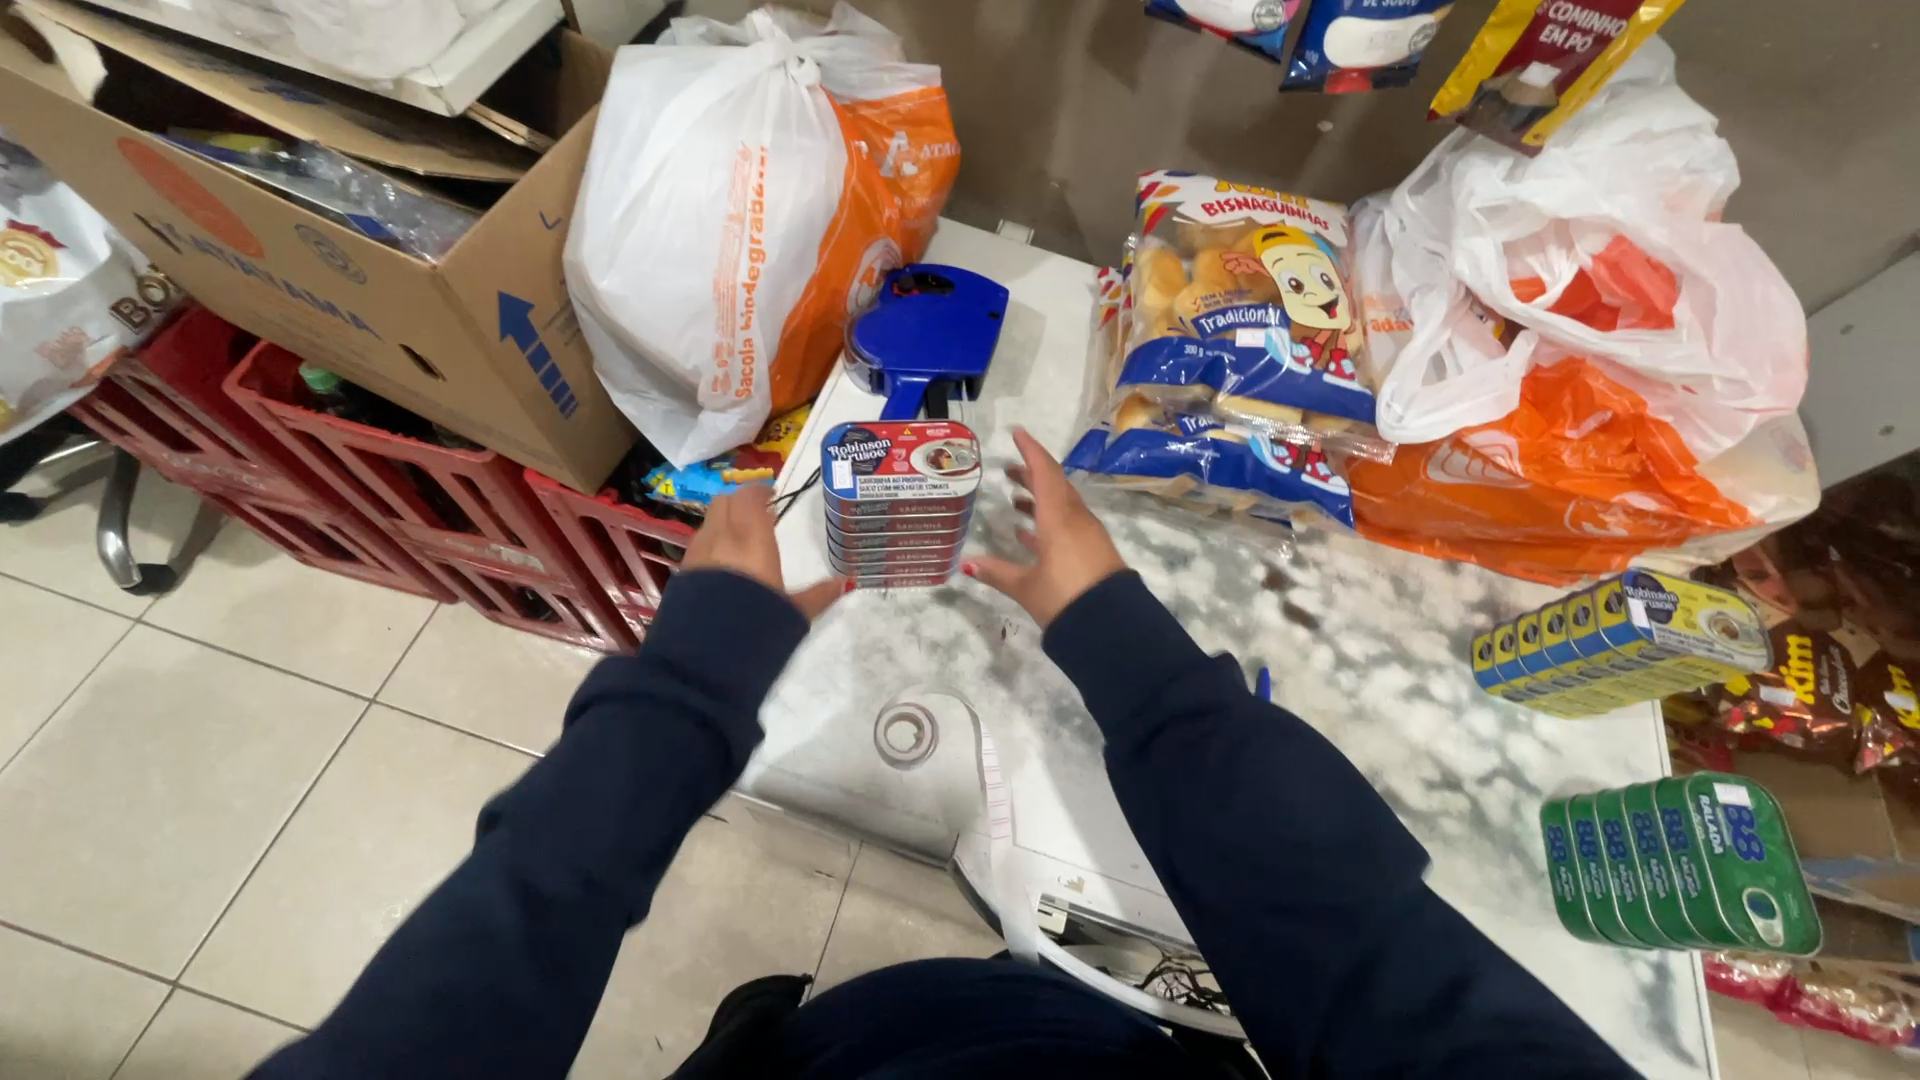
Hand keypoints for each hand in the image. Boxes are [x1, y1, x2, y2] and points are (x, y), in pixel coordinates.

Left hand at [680, 487, 843, 619]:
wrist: (704, 661)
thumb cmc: (757, 629)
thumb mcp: (794, 614)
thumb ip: (819, 595)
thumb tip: (846, 582)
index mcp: (752, 539)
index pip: (749, 496)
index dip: (760, 492)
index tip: (772, 498)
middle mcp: (720, 538)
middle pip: (724, 501)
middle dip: (741, 503)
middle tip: (759, 517)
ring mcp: (696, 555)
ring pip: (709, 522)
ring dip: (724, 523)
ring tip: (742, 543)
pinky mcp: (682, 574)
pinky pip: (698, 545)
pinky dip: (712, 544)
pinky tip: (724, 569)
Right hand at [963, 428, 1126, 627]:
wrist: (1111, 626)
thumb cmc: (1064, 598)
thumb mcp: (1025, 587)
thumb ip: (997, 572)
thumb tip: (966, 564)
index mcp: (1058, 518)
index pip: (1044, 473)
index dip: (1031, 451)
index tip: (1017, 433)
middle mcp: (1076, 519)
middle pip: (1054, 486)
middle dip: (1032, 475)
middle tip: (1009, 470)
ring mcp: (1088, 535)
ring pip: (1062, 506)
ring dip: (1040, 499)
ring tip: (1015, 501)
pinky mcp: (1093, 551)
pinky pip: (1069, 525)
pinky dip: (1049, 522)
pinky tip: (1030, 535)